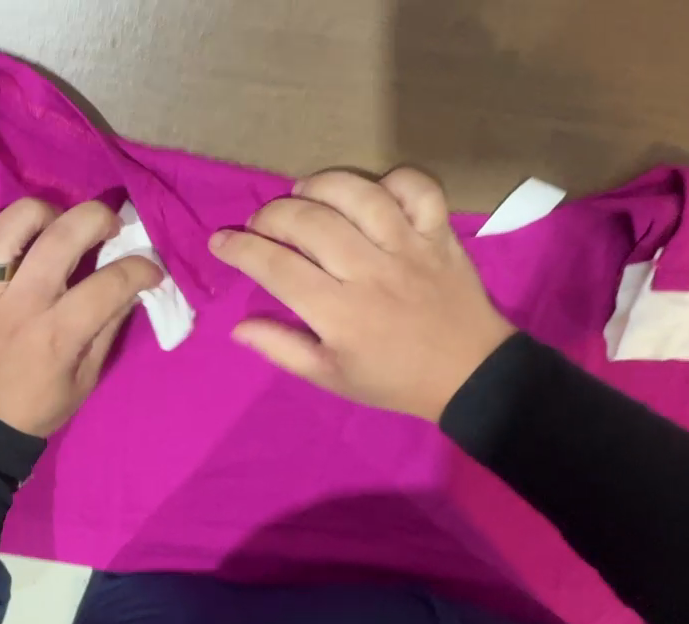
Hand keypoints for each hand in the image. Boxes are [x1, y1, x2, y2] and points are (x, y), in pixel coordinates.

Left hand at [0, 198, 163, 436]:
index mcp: (57, 336)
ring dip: (38, 214)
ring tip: (54, 224)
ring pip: (6, 230)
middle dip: (97, 218)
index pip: (109, 284)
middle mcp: (21, 307)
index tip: (150, 270)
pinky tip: (5, 240)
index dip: (141, 269)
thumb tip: (130, 288)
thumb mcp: (86, 379)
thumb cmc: (39, 408)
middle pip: (60, 238)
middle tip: (110, 228)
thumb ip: (107, 329)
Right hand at [209, 167, 514, 421]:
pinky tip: (368, 192)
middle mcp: (369, 271)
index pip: (276, 268)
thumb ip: (281, 348)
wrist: (468, 374)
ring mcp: (408, 247)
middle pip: (309, 222)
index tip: (220, 241)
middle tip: (259, 224)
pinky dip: (390, 179)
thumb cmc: (389, 380)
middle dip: (271, 215)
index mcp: (338, 312)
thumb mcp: (328, 376)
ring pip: (357, 195)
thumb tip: (238, 327)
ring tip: (302, 192)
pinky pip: (416, 188)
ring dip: (321, 185)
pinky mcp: (440, 233)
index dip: (241, 250)